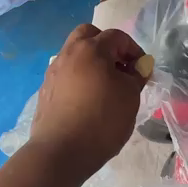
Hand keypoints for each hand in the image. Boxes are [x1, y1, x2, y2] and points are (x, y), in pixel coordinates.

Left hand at [27, 25, 148, 180]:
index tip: (142, 70)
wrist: (60, 151)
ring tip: (104, 86)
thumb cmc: (102, 120)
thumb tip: (138, 67)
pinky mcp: (46, 89)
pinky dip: (78, 78)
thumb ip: (136, 76)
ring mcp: (54, 71)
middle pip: (88, 35)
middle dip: (106, 46)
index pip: (117, 36)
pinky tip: (87, 100)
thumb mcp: (130, 97)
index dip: (134, 50)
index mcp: (91, 49)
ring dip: (91, 62)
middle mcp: (69, 53)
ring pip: (74, 54)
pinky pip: (65, 74)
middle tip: (119, 68)